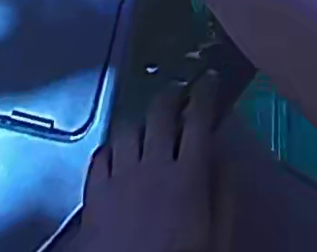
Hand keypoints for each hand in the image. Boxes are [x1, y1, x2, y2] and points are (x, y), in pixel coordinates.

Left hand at [76, 76, 218, 251]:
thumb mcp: (216, 245)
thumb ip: (223, 198)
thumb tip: (223, 158)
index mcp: (186, 178)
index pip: (198, 120)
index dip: (204, 94)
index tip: (209, 81)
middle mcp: (152, 167)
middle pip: (159, 113)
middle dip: (170, 95)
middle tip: (178, 93)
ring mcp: (119, 178)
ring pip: (128, 128)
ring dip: (141, 120)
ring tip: (148, 123)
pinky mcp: (94, 194)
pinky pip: (101, 154)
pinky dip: (112, 147)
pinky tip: (118, 152)